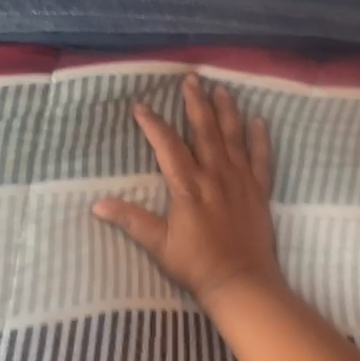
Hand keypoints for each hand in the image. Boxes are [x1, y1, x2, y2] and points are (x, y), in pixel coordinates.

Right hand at [94, 73, 284, 304]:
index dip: (153, 124)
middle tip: (191, 79)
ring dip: (227, 111)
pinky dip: (260, 138)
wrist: (241, 281)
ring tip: (221, 89)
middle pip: (204, 131)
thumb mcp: (158, 245)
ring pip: (233, 137)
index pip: (167, 146)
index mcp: (187, 186)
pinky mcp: (259, 191)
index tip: (141, 106)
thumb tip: (97, 205)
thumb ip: (131, 220)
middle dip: (195, 103)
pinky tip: (259, 120)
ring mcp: (240, 180)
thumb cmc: (196, 265)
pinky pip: (261, 158)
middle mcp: (215, 175)